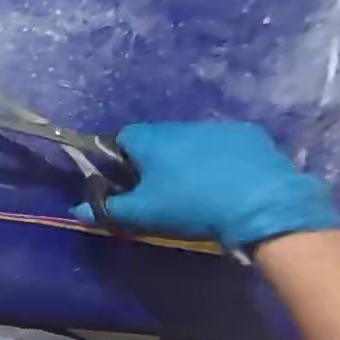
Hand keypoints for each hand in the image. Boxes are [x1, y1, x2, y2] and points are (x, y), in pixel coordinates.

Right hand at [75, 121, 339, 250]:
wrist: (262, 205)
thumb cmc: (190, 205)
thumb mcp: (142, 214)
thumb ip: (107, 209)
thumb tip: (77, 211)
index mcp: (151, 140)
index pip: (122, 137)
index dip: (118, 158)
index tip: (124, 181)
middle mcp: (182, 125)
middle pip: (157, 138)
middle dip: (154, 159)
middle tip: (158, 190)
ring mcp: (219, 127)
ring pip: (191, 141)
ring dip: (187, 158)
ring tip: (195, 188)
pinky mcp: (251, 135)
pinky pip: (224, 145)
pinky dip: (219, 160)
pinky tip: (226, 184)